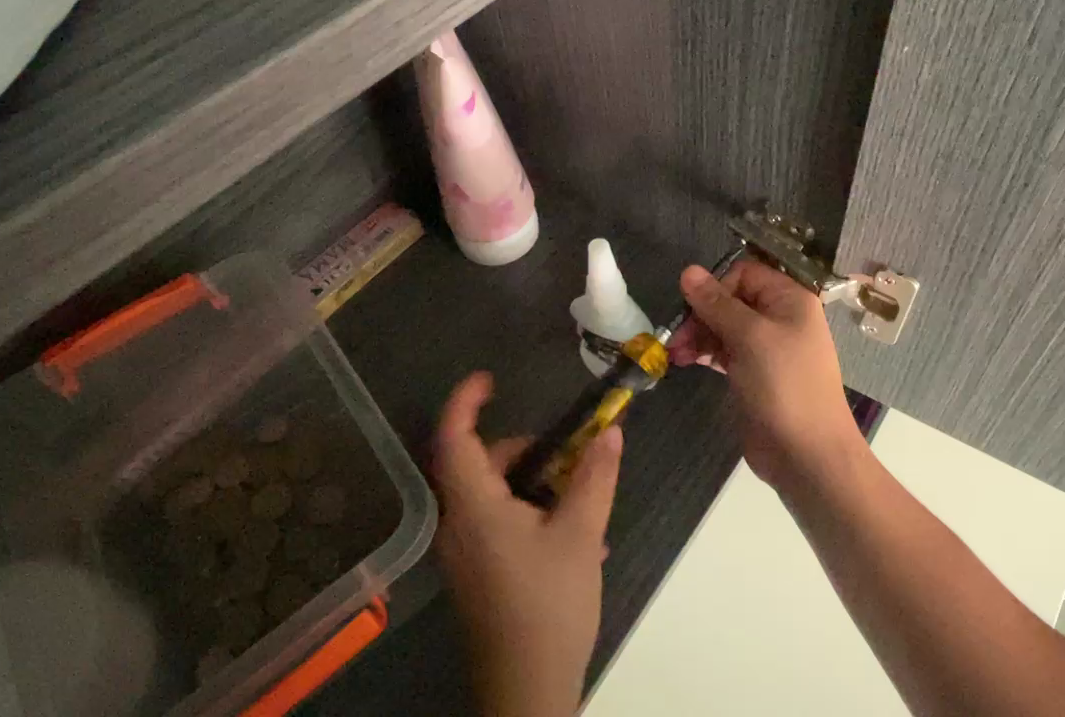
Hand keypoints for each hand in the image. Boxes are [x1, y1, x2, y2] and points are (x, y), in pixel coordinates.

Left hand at [432, 372, 622, 716]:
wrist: (526, 689)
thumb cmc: (549, 606)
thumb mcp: (581, 533)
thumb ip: (594, 476)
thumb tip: (611, 432)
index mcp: (474, 508)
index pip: (453, 440)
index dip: (465, 402)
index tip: (489, 378)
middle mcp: (458, 526)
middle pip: (481, 466)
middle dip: (527, 451)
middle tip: (573, 457)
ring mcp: (464, 553)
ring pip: (493, 496)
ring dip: (537, 486)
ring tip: (584, 506)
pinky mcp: (477, 574)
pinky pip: (497, 523)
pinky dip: (530, 514)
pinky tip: (573, 539)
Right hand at [666, 260, 866, 488]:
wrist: (806, 453)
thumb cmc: (784, 385)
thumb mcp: (750, 337)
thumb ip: (717, 303)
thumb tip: (688, 270)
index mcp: (790, 299)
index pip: (746, 273)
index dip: (717, 286)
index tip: (693, 307)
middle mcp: (780, 317)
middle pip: (731, 300)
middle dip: (701, 314)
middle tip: (676, 337)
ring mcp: (766, 347)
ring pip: (724, 326)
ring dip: (697, 334)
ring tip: (675, 353)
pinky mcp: (753, 373)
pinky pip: (724, 351)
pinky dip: (705, 352)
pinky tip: (685, 360)